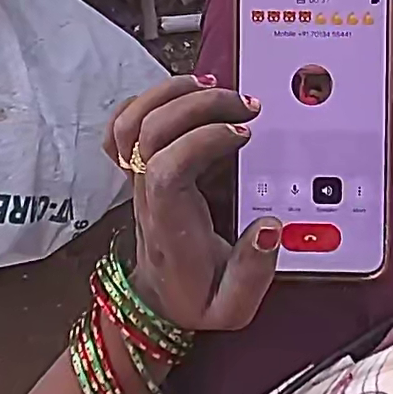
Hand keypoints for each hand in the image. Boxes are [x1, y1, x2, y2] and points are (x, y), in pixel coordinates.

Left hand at [103, 75, 281, 331]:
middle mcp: (148, 193)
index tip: (244, 133)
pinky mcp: (141, 166)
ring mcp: (139, 176)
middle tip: (245, 105)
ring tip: (215, 88)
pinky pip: (124, 124)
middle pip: (151, 129)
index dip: (203, 140)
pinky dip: (147, 100)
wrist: (160, 300)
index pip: (168, 166)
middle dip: (201, 104)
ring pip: (133, 119)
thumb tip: (268, 226)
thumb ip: (254, 271)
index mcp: (170, 221)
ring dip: (174, 92)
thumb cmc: (195, 296)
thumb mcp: (233, 306)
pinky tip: (179, 95)